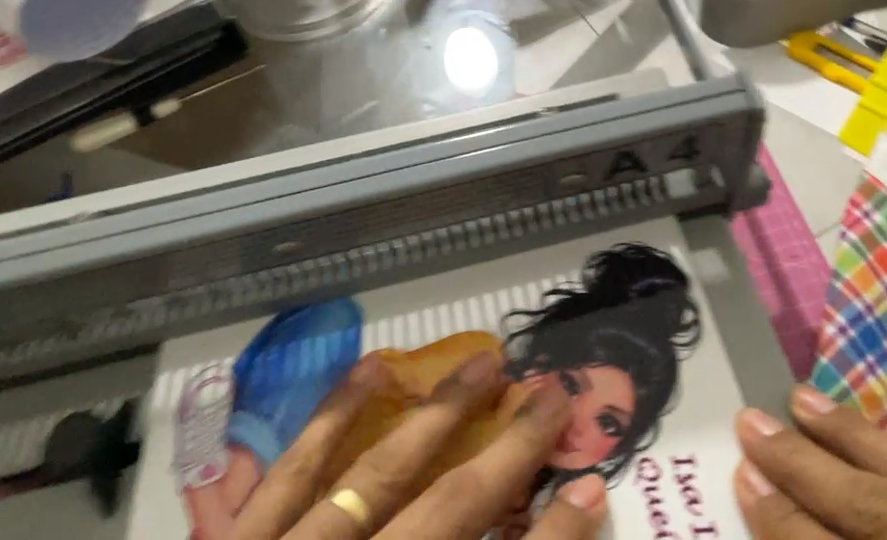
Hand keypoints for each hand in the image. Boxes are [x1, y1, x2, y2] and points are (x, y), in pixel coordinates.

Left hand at [199, 350, 607, 539]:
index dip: (554, 537)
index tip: (594, 489)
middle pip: (447, 511)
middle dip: (508, 453)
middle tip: (554, 397)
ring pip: (377, 472)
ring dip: (437, 415)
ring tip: (484, 364)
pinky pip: (293, 471)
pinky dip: (335, 417)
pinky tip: (370, 368)